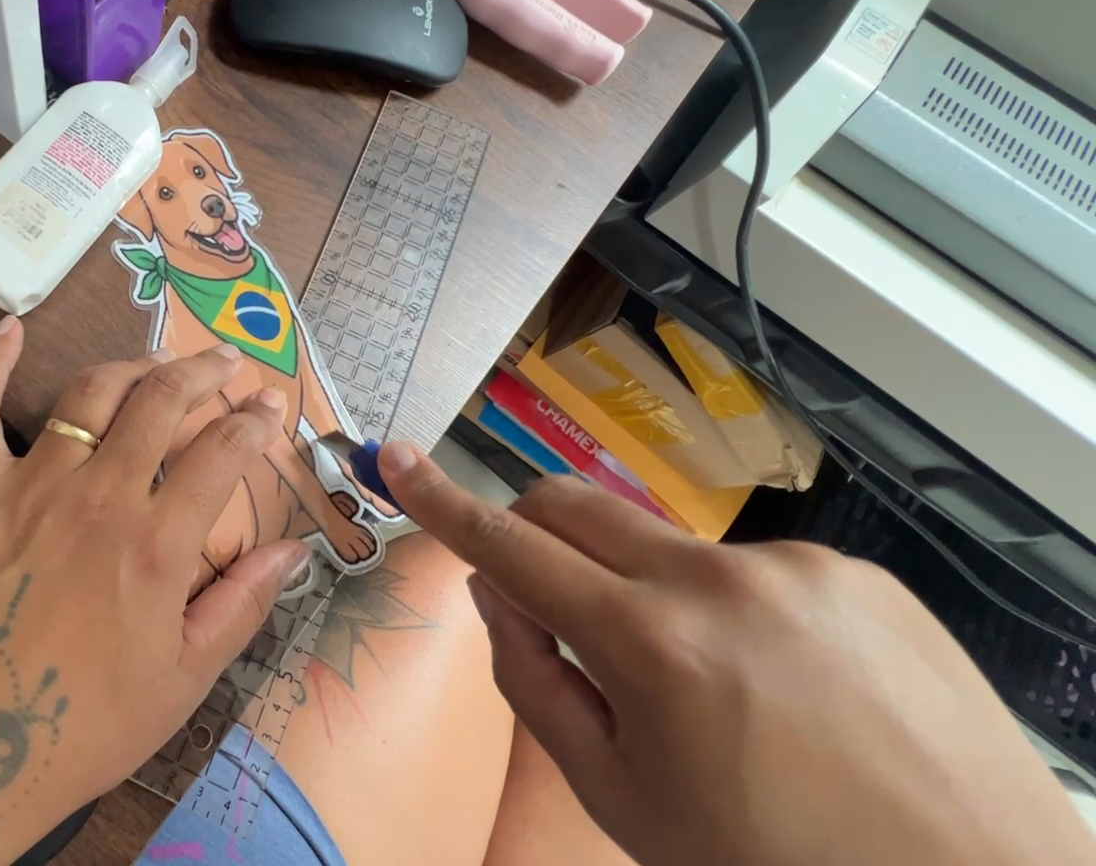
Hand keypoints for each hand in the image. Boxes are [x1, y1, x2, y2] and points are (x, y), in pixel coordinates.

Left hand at [0, 318, 308, 865]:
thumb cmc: (92, 718)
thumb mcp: (187, 677)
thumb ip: (244, 604)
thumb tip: (295, 549)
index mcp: (158, 542)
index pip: (223, 454)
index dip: (256, 423)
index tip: (272, 408)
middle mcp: (100, 495)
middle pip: (161, 402)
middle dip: (204, 373)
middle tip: (226, 363)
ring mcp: (32, 484)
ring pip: (89, 394)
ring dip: (131, 366)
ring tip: (158, 361)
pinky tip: (10, 328)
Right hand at [377, 444, 1095, 865]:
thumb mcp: (616, 793)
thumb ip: (532, 677)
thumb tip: (496, 589)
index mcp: (650, 644)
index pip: (508, 547)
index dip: (440, 501)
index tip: (394, 457)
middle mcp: (717, 580)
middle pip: (568, 503)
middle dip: (528, 532)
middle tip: (542, 598)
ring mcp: (795, 566)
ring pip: (650, 535)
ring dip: (628, 578)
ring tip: (690, 670)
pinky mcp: (855, 570)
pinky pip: (734, 560)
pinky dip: (710, 596)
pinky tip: (769, 670)